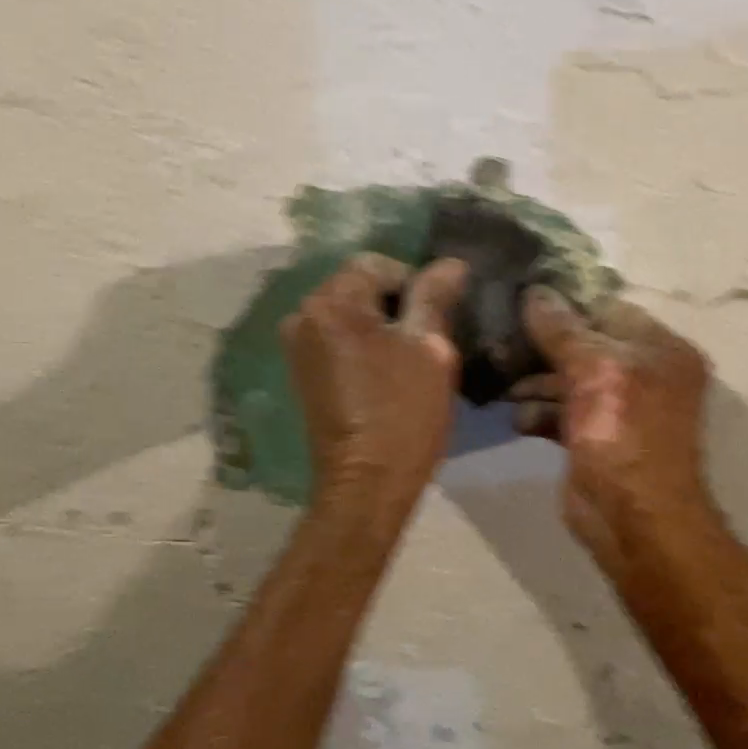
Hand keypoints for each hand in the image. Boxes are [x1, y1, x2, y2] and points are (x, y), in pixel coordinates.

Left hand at [282, 254, 469, 512]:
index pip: (379, 265)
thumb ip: (434, 297)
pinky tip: (385, 374)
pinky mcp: (301, 372)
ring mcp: (297, 346)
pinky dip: (361, 345)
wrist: (366, 484)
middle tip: (428, 340)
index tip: (437, 319)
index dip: (414, 284)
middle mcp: (303, 315)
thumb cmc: (404, 412)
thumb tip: (450, 264)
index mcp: (332, 302)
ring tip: (409, 360)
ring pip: (348, 314)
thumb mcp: (431, 347)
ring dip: (378, 326)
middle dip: (395, 305)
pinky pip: (336, 339)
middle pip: (358, 287)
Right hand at [511, 287, 715, 563]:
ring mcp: (619, 408)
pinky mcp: (595, 438)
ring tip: (500, 382)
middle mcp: (644, 373)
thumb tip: (535, 292)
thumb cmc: (624, 433)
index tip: (520, 297)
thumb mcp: (595, 369)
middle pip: (584, 343)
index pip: (607, 308)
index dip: (565, 304)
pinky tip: (516, 417)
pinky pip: (561, 411)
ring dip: (534, 381)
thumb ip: (562, 329)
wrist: (634, 520)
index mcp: (659, 348)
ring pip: (568, 379)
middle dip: (542, 345)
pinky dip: (538, 412)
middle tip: (499, 340)